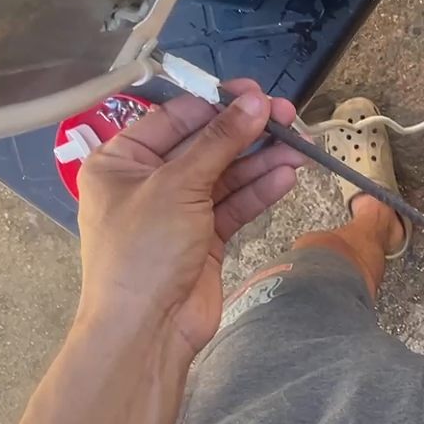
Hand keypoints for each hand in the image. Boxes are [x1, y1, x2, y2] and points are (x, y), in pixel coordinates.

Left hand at [73, 80, 302, 361]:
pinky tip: (286, 175)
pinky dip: (260, 191)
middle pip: (206, 146)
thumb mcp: (178, 186)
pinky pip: (235, 205)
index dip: (218, 104)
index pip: (175, 119)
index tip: (257, 94)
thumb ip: (220, 143)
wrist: (148, 329)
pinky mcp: (206, 238)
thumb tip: (255, 103)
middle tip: (289, 117)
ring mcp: (180, 211)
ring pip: (227, 176)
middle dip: (248, 133)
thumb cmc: (142, 252)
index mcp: (122, 160)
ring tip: (300, 147)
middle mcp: (150, 182)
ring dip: (262, 161)